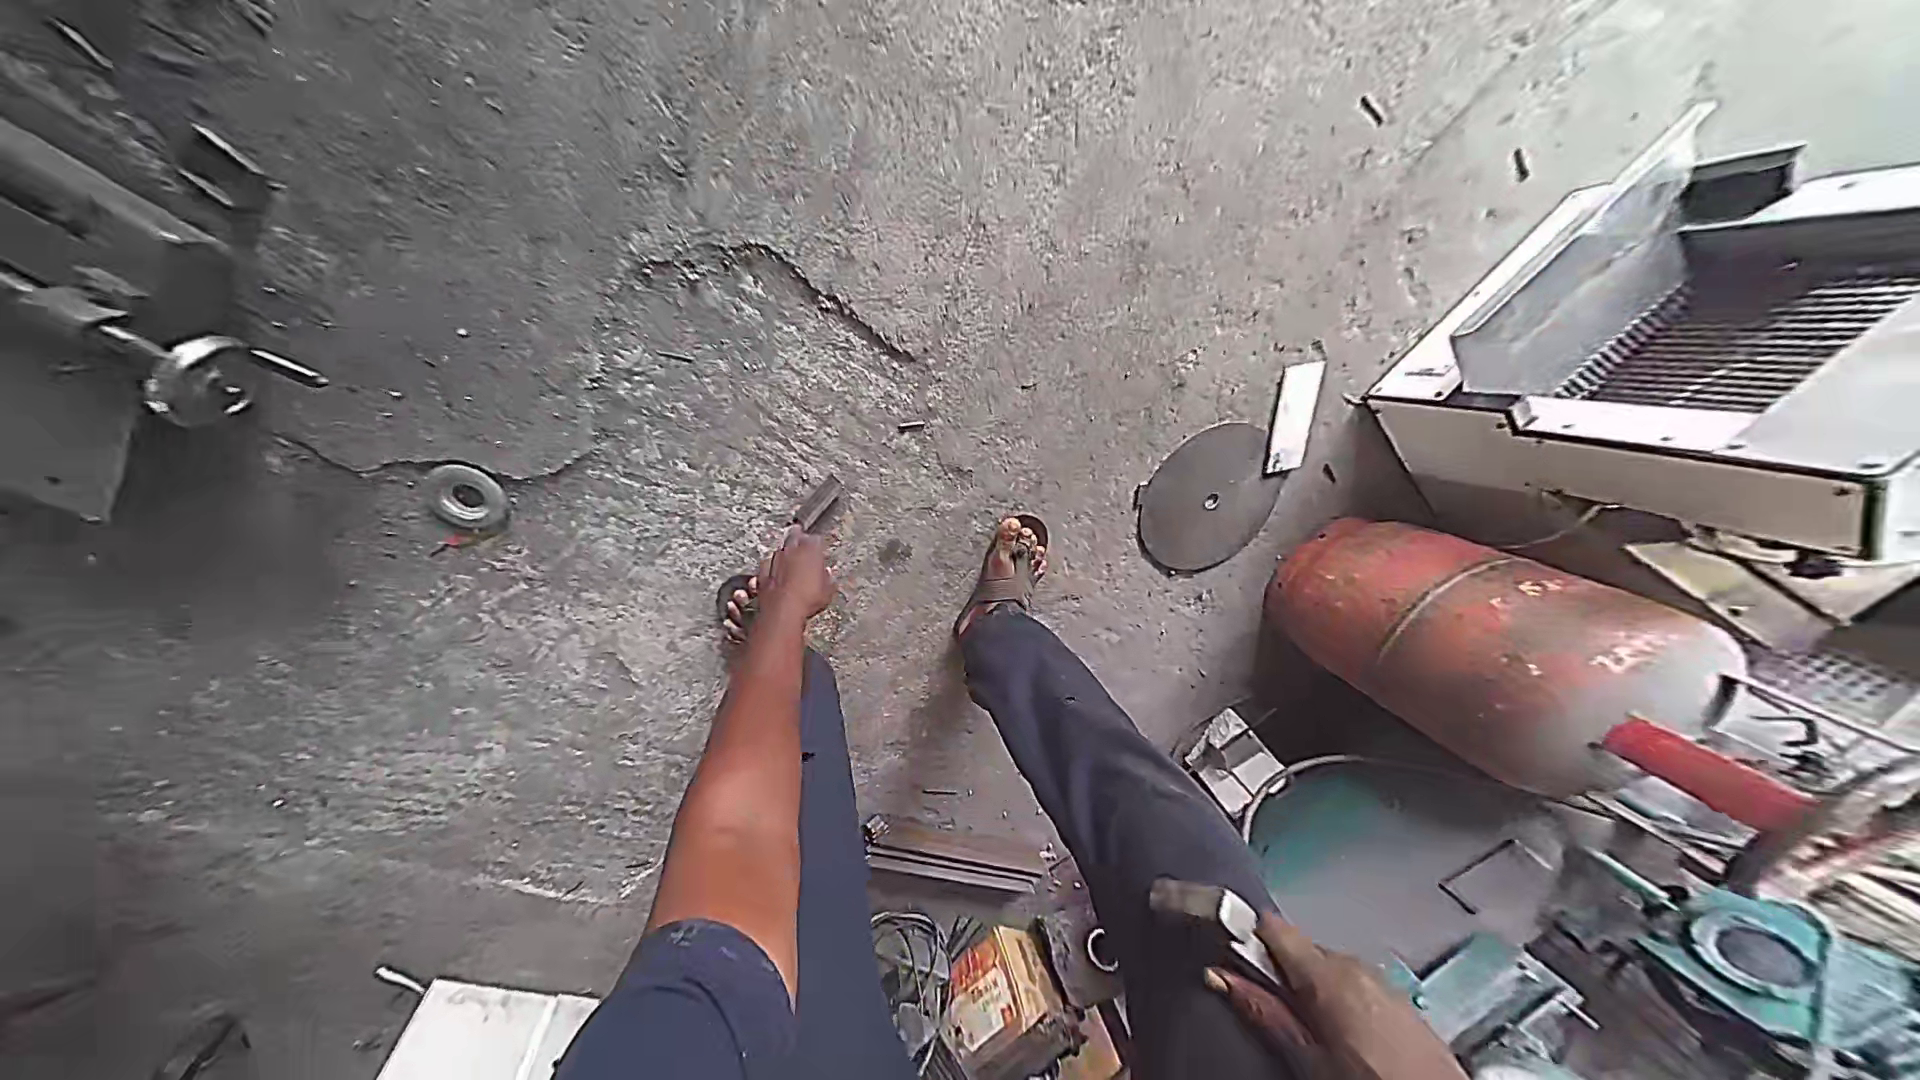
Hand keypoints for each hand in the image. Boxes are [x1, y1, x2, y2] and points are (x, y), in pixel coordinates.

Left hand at [754, 527, 835, 621]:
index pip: (815, 539)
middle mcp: (792, 550)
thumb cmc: (808, 598)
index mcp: (811, 550)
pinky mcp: (763, 572)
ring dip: (784, 551)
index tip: (818, 547)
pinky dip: (771, 565)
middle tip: (800, 536)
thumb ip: (827, 578)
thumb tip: (827, 574)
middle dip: (798, 536)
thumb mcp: (827, 591)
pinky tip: (774, 569)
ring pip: (780, 549)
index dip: (817, 543)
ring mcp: (775, 560)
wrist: (783, 610)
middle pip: (794, 536)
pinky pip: (768, 564)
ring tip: (789, 555)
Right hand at [1206, 914, 1467, 1079]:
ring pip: (1325, 964)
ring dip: (1311, 985)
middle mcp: (1352, 963)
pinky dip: (1340, 997)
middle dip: (1281, 971)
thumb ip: (1262, 1010)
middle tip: (1276, 1010)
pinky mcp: (1399, 997)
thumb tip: (1219, 975)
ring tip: (1315, 1030)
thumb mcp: (1307, 1058)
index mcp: (1324, 972)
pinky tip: (1346, 1034)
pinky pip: (1353, 980)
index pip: (1269, 924)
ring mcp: (1379, 978)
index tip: (1235, 958)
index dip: (1247, 937)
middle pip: (1296, 946)